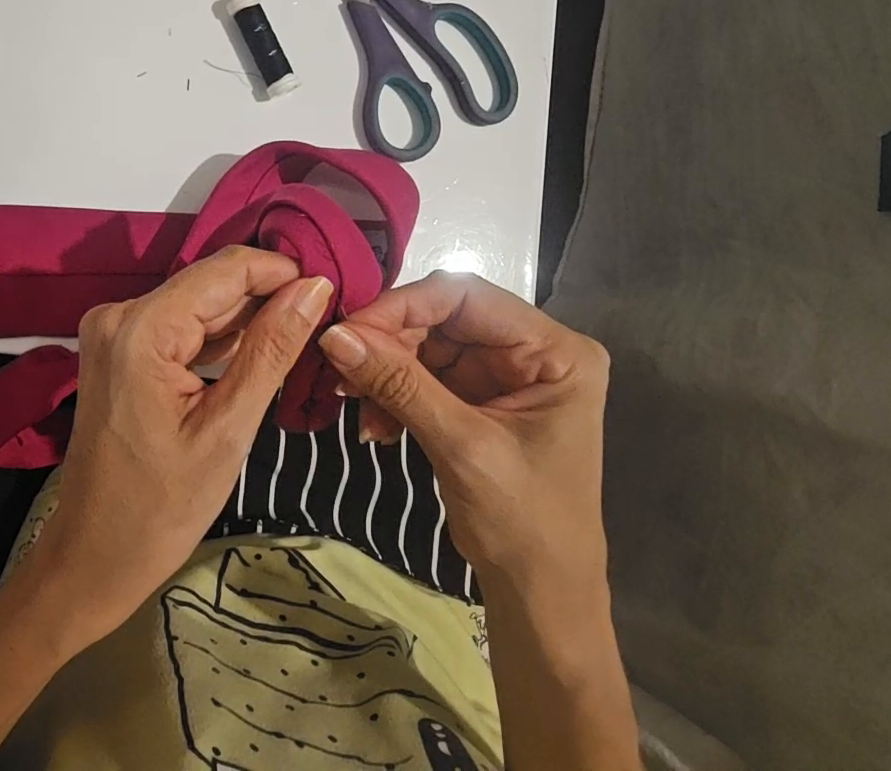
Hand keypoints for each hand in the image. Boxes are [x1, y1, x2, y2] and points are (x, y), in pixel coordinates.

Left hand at [28, 246, 333, 637]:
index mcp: (141, 327)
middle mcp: (120, 314)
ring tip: (304, 343)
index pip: (227, 269)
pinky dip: (221, 341)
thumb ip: (271, 349)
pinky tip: (261, 356)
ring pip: (200, 306)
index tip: (334, 295)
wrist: (94, 555)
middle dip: (271, 299)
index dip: (285, 273)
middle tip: (328, 325)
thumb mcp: (228, 428)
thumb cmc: (162, 506)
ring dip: (250, 321)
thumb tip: (315, 287)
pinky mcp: (120, 350)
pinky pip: (181, 328)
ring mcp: (116, 331)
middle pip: (212, 285)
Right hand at [316, 271, 609, 585]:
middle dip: (388, 344)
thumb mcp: (462, 447)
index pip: (467, 298)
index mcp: (555, 352)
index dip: (404, 307)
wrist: (539, 591)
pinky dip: (391, 395)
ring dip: (383, 372)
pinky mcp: (475, 399)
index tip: (348, 331)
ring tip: (351, 402)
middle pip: (442, 319)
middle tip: (340, 371)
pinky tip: (374, 425)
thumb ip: (400, 385)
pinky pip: (421, 378)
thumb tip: (335, 336)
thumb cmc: (523, 523)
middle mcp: (531, 351)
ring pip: (424, 348)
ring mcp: (502, 375)